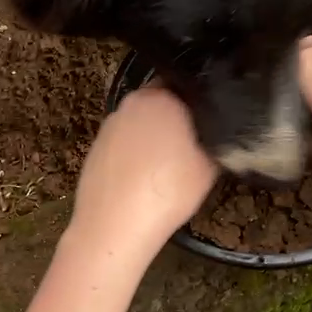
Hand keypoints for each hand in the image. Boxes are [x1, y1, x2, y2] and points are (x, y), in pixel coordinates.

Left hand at [67, 86, 218, 259]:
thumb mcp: (209, 165)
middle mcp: (131, 102)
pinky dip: (134, 154)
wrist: (114, 225)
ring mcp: (109, 124)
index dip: (199, 104)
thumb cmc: (168, 190)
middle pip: (161, 103)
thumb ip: (214, 138)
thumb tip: (216, 130)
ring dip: (153, 136)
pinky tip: (143, 179)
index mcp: (161, 97)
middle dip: (176, 119)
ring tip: (167, 168)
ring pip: (140, 123)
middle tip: (192, 146)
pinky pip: (123, 143)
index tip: (208, 124)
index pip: (186, 86)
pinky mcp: (95, 146)